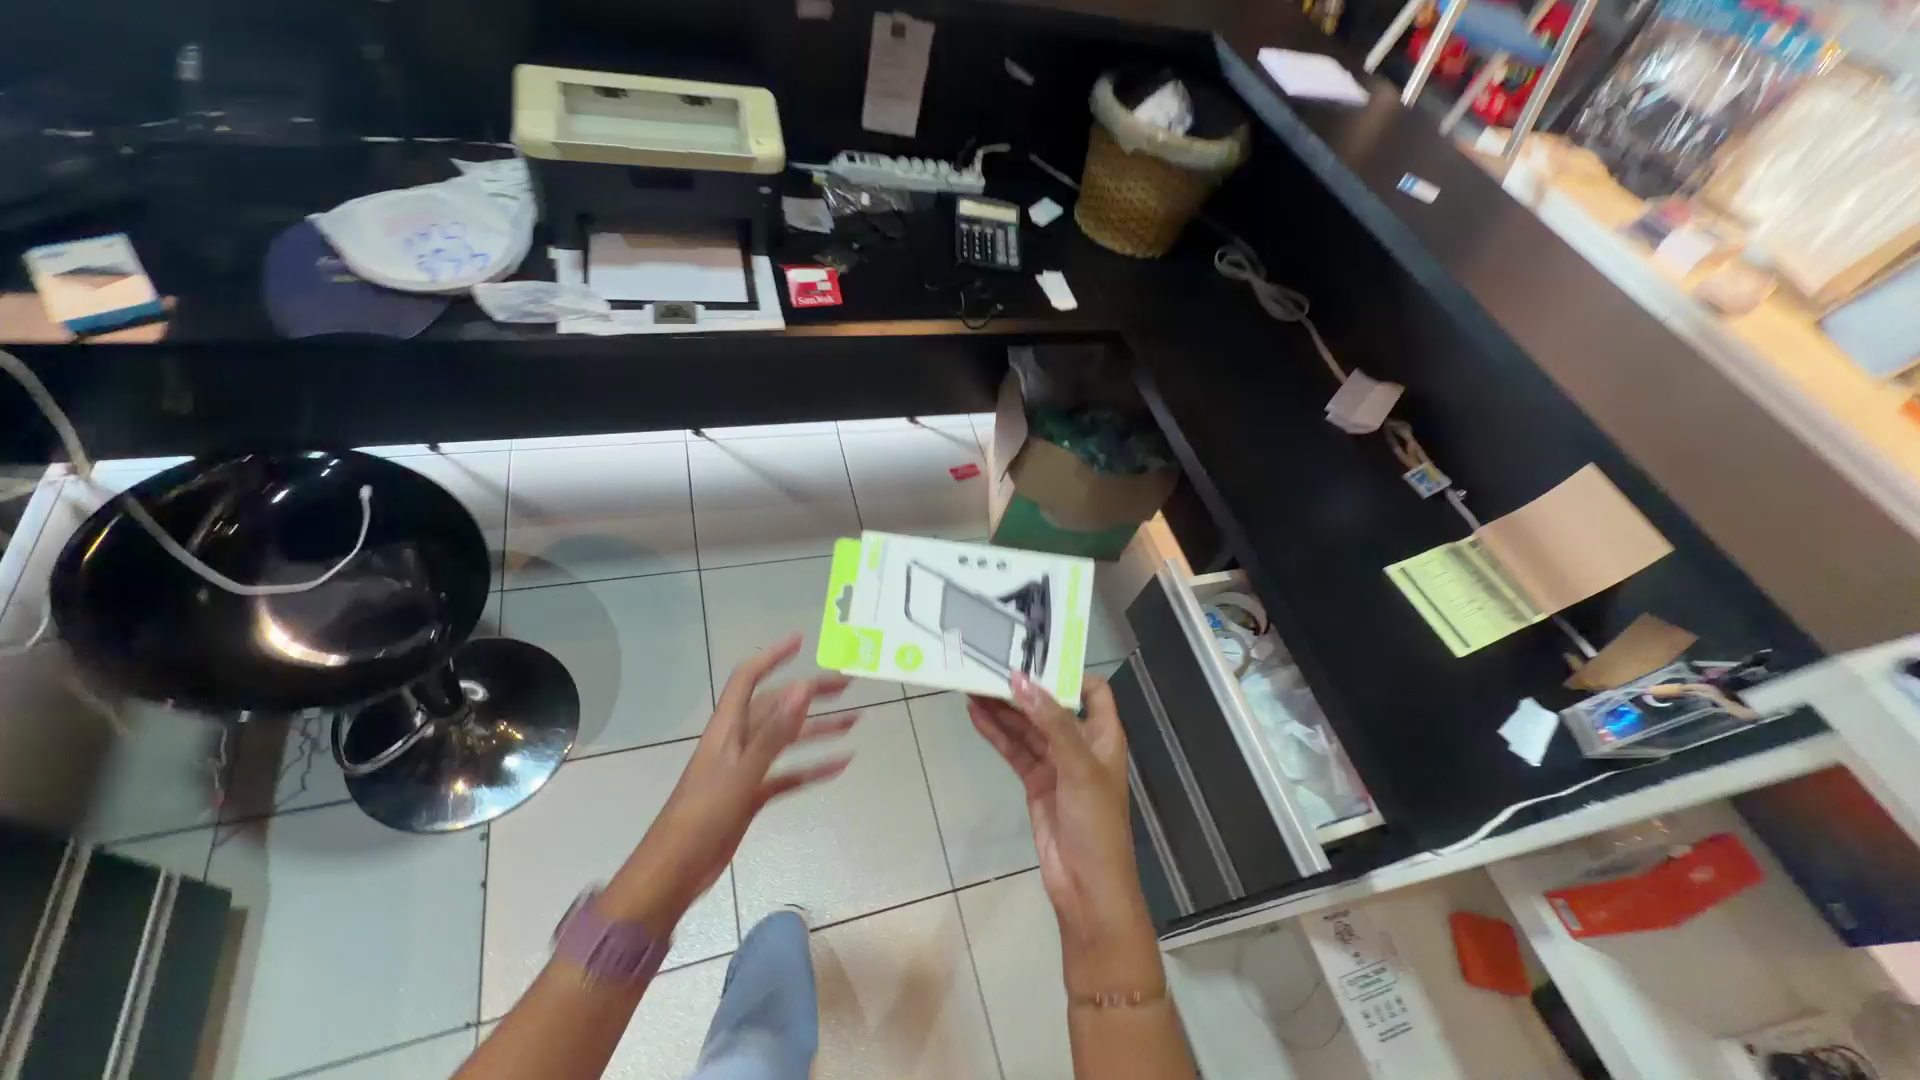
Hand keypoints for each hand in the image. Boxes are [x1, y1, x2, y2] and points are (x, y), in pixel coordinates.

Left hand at [603, 634, 858, 928]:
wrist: (675, 871)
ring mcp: (744, 770)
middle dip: (810, 693)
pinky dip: (812, 768)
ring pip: (786, 740)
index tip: (802, 641)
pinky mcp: (751, 796)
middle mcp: (737, 742)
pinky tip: (839, 766)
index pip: (749, 679)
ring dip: (818, 730)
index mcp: (727, 729)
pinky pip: (788, 774)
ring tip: (854, 723)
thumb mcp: (741, 773)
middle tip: (847, 685)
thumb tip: (802, 688)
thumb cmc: (702, 817)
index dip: (772, 656)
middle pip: (776, 706)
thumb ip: (773, 733)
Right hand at [967, 673, 1152, 955]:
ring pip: (1026, 728)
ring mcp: (1056, 765)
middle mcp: (1081, 745)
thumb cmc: (1095, 822)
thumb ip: (1050, 722)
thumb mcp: (1078, 767)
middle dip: (1023, 688)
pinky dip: (997, 733)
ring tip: (973, 684)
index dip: (1068, 672)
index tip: (1034, 656)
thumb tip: (1021, 681)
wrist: (1086, 885)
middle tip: (989, 665)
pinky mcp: (1035, 782)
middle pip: (1049, 707)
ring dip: (1003, 709)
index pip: (1093, 691)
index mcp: (1104, 736)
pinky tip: (976, 715)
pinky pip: (1014, 750)